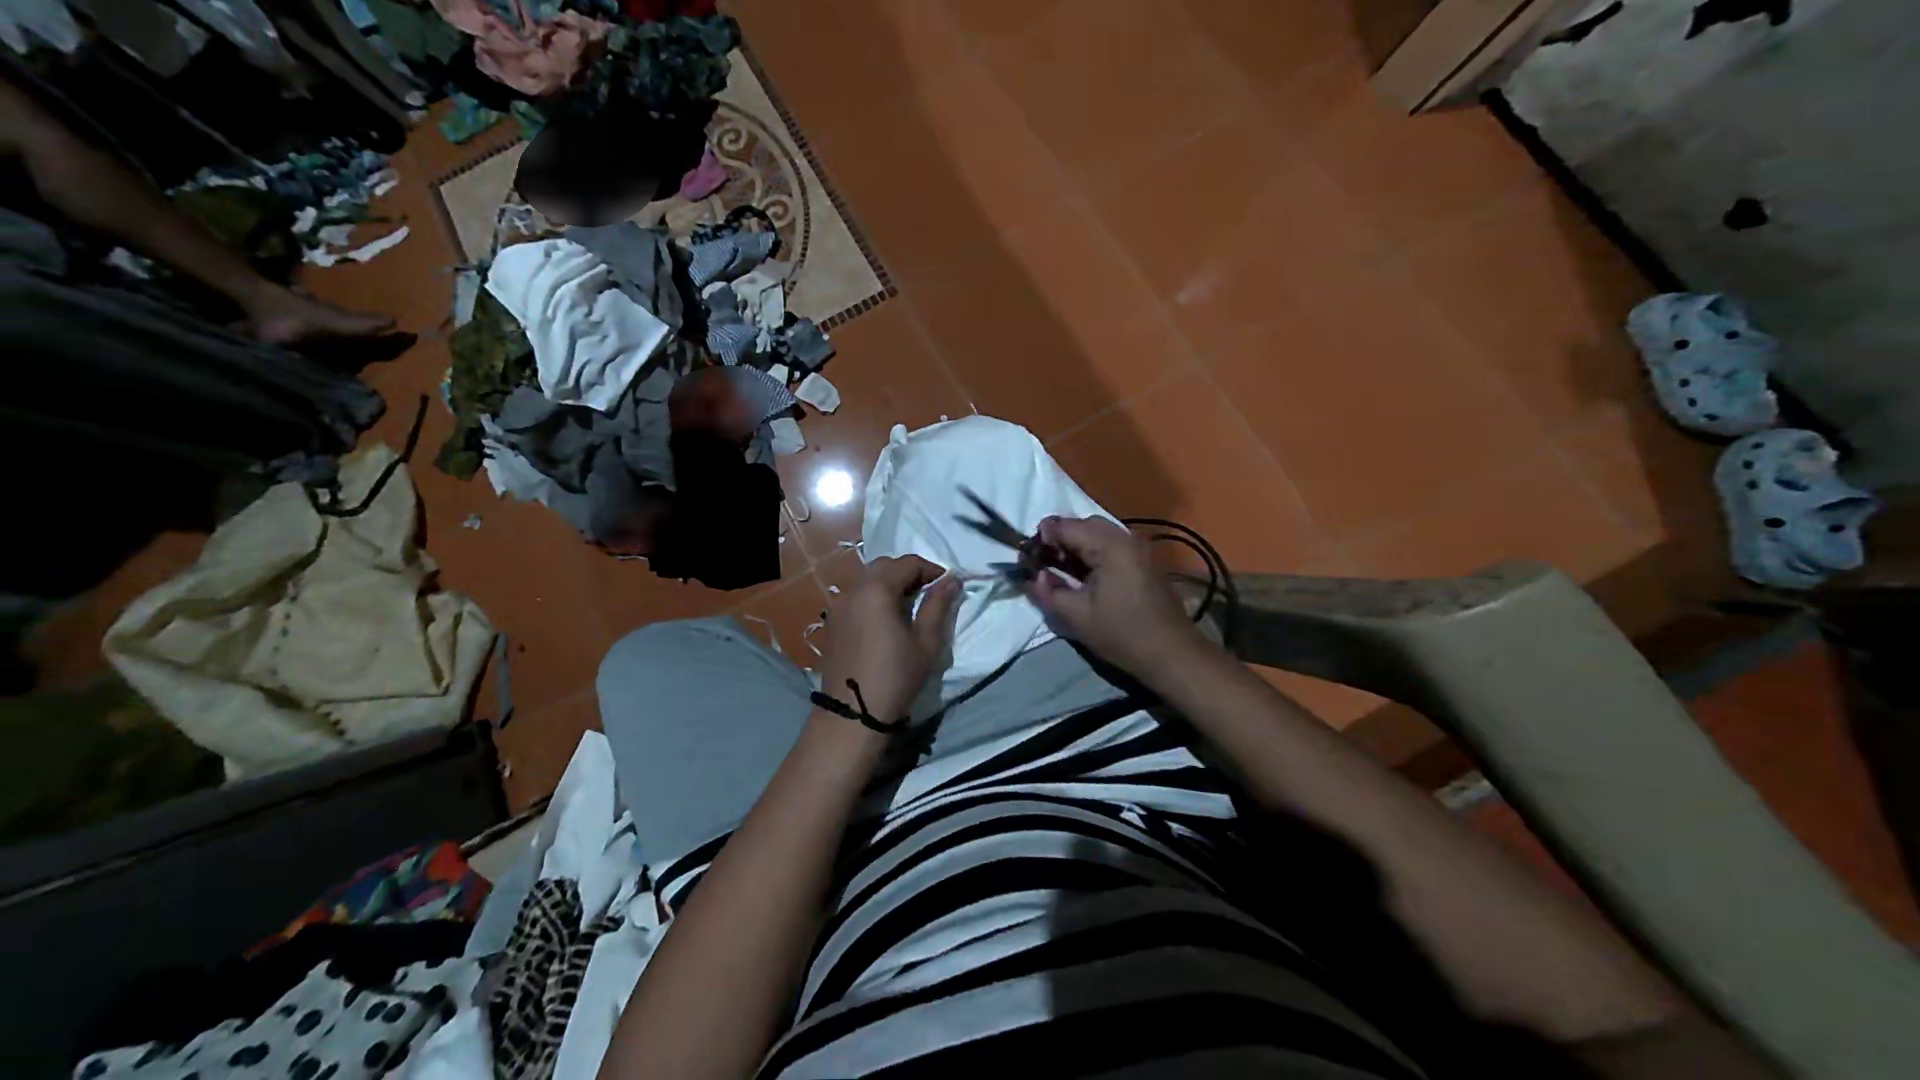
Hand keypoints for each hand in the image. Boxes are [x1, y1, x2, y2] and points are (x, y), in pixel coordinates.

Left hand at [818, 556, 960, 722]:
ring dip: (889, 585)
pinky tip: (885, 621)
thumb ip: (938, 605)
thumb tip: (952, 580)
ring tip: (908, 608)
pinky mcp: (831, 623)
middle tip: (929, 594)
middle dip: (908, 573)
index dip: (931, 570)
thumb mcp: (926, 642)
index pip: (907, 563)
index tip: (947, 586)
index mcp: (876, 590)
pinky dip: (873, 598)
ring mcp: (837, 606)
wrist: (853, 713)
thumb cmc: (896, 676)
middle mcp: (852, 590)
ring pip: (866, 581)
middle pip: (883, 566)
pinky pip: (855, 598)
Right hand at [1025, 516, 1208, 680]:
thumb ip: (1048, 591)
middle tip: (1044, 565)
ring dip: (1077, 546)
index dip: (1041, 539)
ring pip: (1099, 534)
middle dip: (1060, 539)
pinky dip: (1094, 553)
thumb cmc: (1122, 634)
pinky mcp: (1145, 561)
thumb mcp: (1076, 616)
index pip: (1064, 526)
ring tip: (1063, 572)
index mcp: (1109, 545)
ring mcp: (1140, 548)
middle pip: (1083, 524)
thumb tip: (1032, 575)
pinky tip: (1087, 577)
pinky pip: (1113, 545)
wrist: (1172, 653)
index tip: (1028, 560)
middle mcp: (1126, 537)